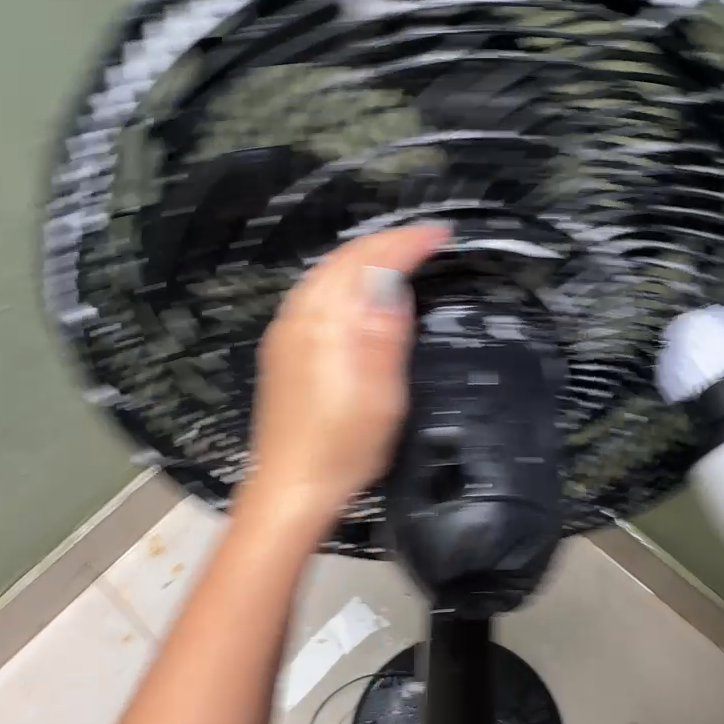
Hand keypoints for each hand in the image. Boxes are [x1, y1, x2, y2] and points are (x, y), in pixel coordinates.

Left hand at [243, 224, 452, 520]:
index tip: (440, 234)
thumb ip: (386, 333)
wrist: (290, 489)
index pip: (371, 262)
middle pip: (344, 258)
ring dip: (364, 256)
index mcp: (329, 325)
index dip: (408, 242)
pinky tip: (358, 292)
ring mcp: (286, 333)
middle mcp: (300, 319)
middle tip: (425, 240)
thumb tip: (394, 284)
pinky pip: (314, 293)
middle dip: (387, 242)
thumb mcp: (381, 396)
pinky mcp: (282, 351)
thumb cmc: (339, 451)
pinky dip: (343, 279)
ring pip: (326, 273)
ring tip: (398, 256)